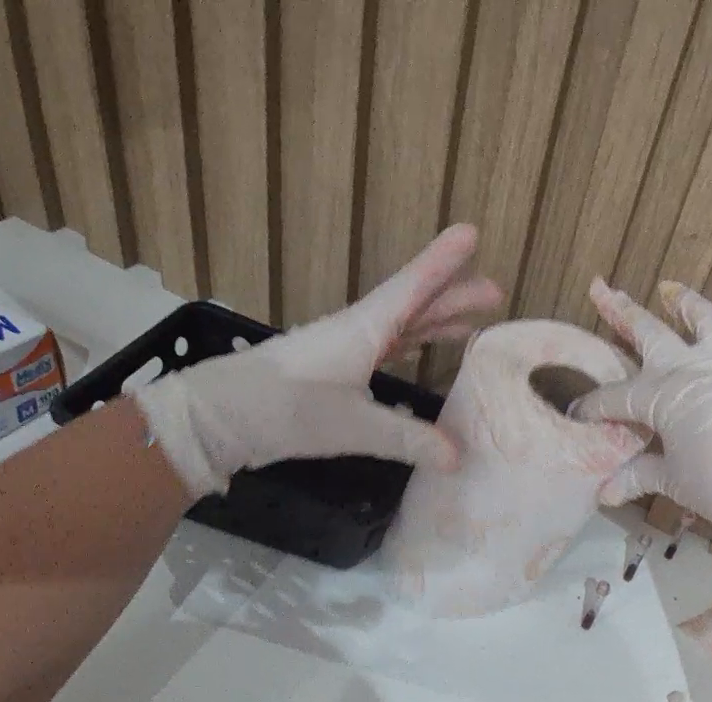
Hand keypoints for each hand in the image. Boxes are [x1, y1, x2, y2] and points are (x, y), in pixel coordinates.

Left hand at [133, 225, 501, 497]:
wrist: (216, 419)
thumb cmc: (284, 409)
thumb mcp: (354, 427)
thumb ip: (410, 440)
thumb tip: (458, 458)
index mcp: (363, 330)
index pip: (413, 287)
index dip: (443, 262)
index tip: (470, 233)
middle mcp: (357, 332)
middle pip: (414, 305)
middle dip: (453, 296)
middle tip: (495, 291)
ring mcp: (344, 350)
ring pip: (401, 327)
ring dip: (436, 321)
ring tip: (472, 324)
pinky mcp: (335, 372)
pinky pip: (386, 349)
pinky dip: (413, 346)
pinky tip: (424, 354)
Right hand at [573, 278, 711, 562]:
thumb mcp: (672, 480)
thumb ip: (638, 476)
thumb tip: (605, 494)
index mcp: (659, 396)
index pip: (616, 398)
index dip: (594, 407)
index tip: (579, 414)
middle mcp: (689, 368)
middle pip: (649, 333)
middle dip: (622, 312)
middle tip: (602, 290)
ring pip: (703, 320)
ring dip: (684, 302)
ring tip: (669, 288)